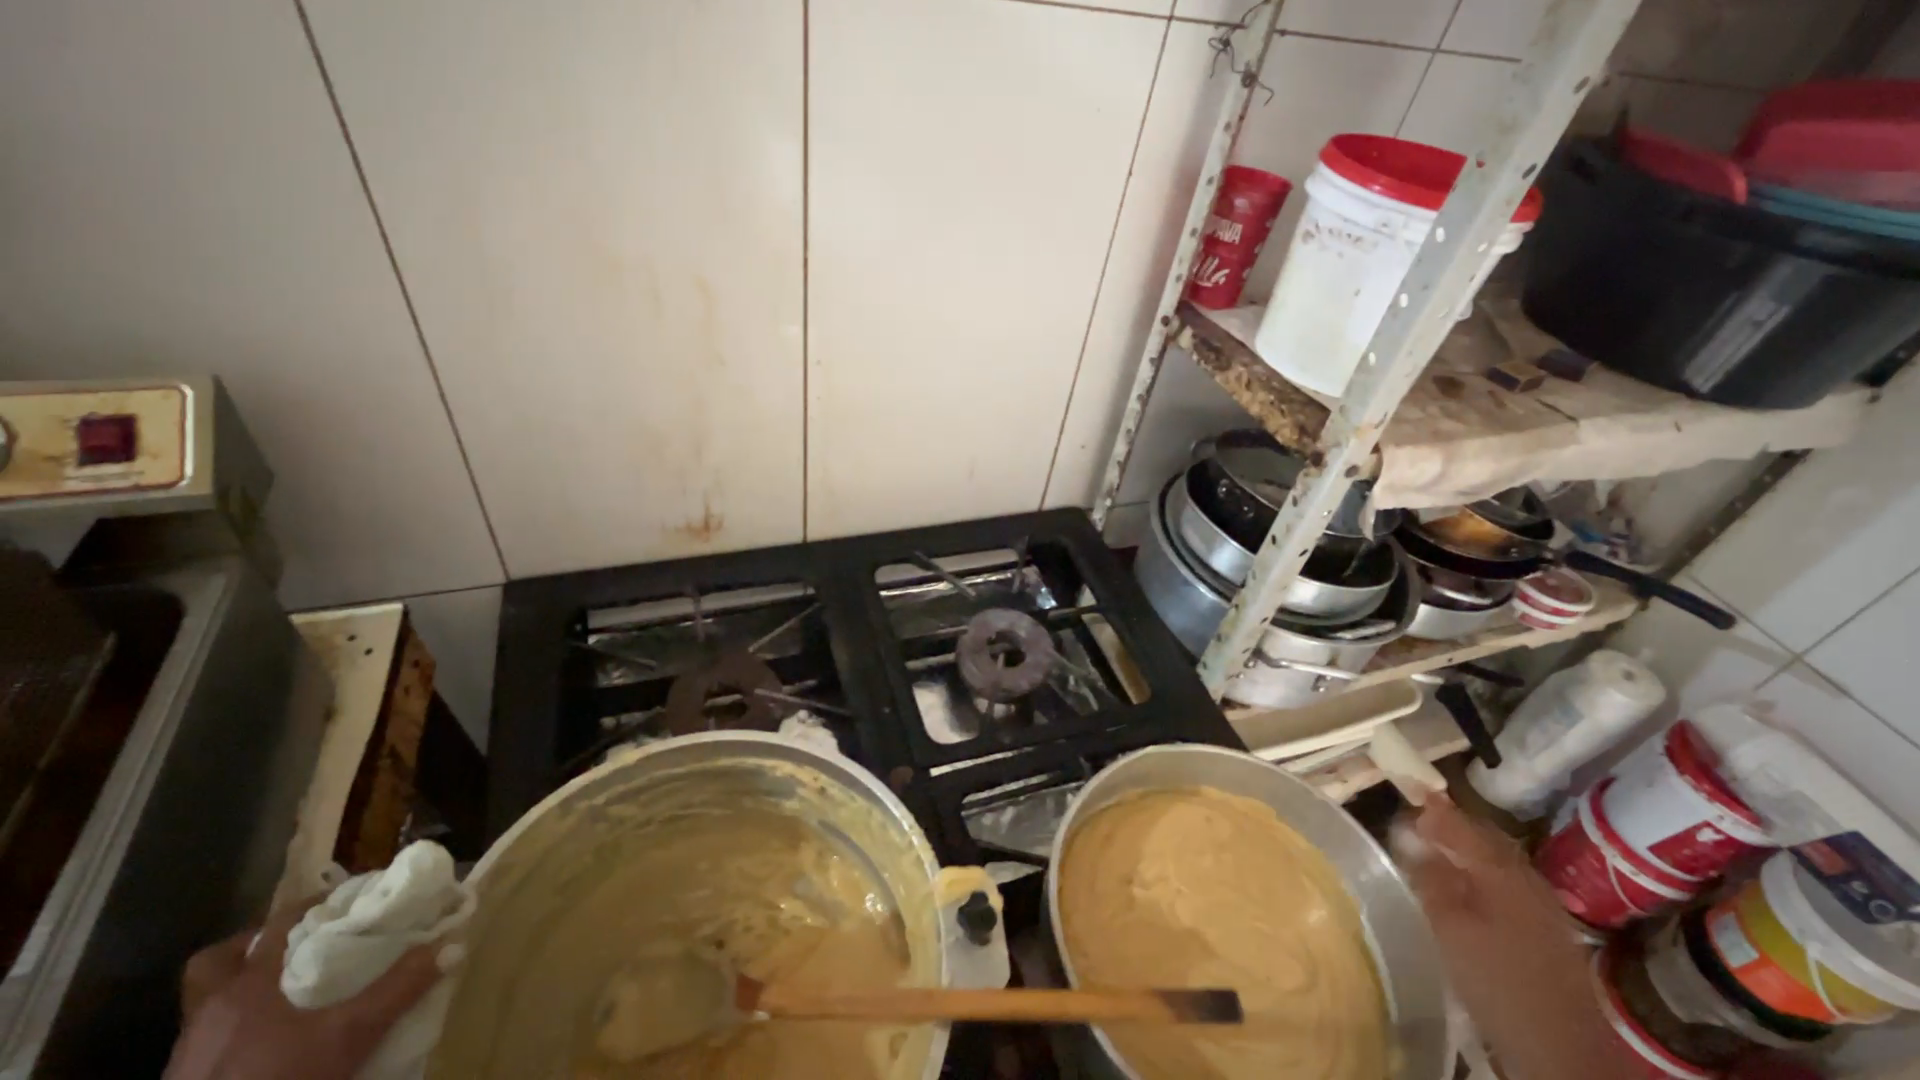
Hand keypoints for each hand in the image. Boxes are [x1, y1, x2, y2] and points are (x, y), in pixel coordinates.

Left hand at [165, 898, 442, 1079]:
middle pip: (218, 960)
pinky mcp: (185, 1079)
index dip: (312, 905)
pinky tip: (265, 1045)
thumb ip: (397, 989)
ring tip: (282, 994)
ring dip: (241, 988)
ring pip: (207, 1000)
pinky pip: (207, 1039)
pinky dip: (233, 1031)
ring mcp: (190, 1049)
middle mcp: (211, 1008)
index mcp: (248, 985)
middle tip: (295, 946)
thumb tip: (452, 945)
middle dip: (253, 945)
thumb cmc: (279, 1078)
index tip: (343, 900)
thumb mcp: (349, 1036)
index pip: (278, 924)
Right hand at [1400, 796, 1639, 1079]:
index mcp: (1498, 869)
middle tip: (1415, 822)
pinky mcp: (1546, 928)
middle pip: (1483, 838)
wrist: (1560, 1041)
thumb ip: (1430, 877)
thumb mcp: (1448, 926)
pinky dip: (1480, 876)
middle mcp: (1524, 876)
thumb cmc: (1495, 978)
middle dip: (1450, 825)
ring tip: (1434, 854)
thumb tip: (1414, 836)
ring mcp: (1541, 903)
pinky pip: (1505, 884)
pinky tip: (1466, 893)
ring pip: (1496, 862)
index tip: (1405, 785)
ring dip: (1466, 851)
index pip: (1459, 822)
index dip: (1431, 804)